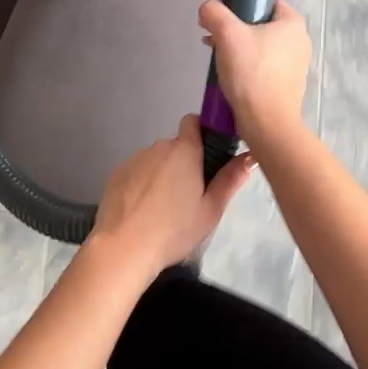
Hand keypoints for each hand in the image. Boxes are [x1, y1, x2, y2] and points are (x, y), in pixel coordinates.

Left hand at [89, 115, 253, 275]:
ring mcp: (135, 159)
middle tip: (192, 195)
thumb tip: (250, 156)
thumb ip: (230, 180)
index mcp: (183, 151)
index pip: (193, 121)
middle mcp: (158, 147)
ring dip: (163, 174)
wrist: (124, 247)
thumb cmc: (174, 229)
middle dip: (185, 163)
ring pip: (156, 161)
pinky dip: (143, 184)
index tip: (209, 155)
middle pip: (176, 147)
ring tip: (165, 209)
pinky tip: (144, 211)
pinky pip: (138, 172)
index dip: (202, 132)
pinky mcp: (117, 173)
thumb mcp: (211, 210)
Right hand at [199, 0, 310, 140]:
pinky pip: (263, 65)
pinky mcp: (286, 85)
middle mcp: (299, 42)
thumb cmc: (251, 72)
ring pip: (261, 45)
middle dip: (236, 27)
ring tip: (216, 54)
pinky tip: (228, 73)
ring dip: (238, 46)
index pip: (269, 0)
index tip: (223, 13)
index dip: (244, 1)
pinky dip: (247, 64)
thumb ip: (214, 13)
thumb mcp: (227, 34)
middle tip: (214, 34)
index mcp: (293, 24)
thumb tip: (208, 9)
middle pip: (262, 23)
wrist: (266, 122)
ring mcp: (295, 65)